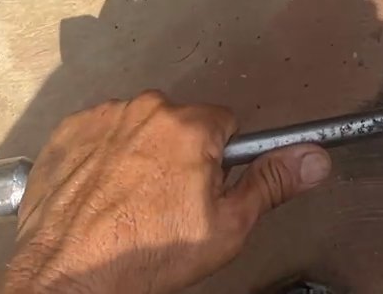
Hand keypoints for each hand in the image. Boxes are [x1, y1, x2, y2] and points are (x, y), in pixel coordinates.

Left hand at [0, 92, 331, 293]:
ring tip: (124, 202)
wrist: (64, 279)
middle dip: (177, 154)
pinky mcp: (69, 129)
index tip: (200, 192)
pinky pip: (99, 132)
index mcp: (192, 124)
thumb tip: (317, 157)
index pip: (223, 124)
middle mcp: (150, 105)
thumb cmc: (148, 256)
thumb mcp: (225, 228)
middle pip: (180, 123)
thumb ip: (272, 182)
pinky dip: (101, 154)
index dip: (217, 160)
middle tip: (162, 204)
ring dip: (139, 152)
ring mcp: (106, 114)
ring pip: (140, 126)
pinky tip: (96, 193)